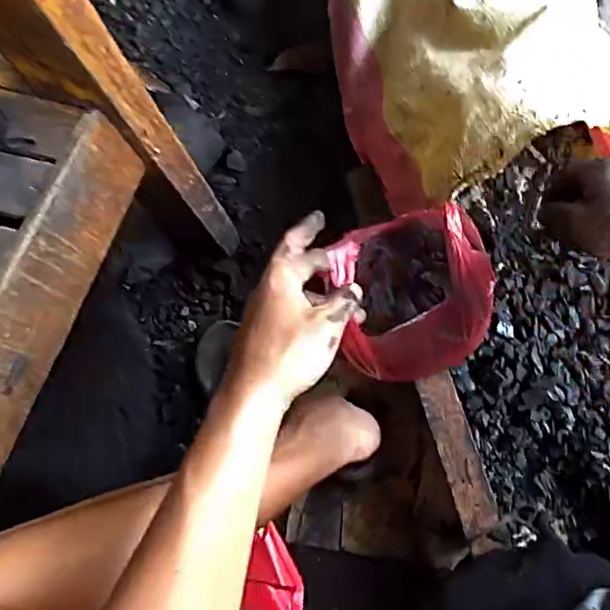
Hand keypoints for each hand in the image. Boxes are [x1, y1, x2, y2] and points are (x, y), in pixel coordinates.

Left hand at [227, 212, 362, 403]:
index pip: (298, 244)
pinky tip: (328, 322)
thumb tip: (354, 289)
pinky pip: (292, 307)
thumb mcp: (328, 323)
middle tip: (335, 253)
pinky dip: (312, 306)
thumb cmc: (291, 352)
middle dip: (316, 257)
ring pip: (295, 289)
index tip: (320, 218)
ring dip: (320, 289)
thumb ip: (344, 301)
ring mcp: (263, 310)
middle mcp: (268, 288)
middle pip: (294, 263)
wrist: (255, 391)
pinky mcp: (265, 331)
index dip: (311, 229)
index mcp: (281, 277)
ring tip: (347, 300)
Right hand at [538, 158, 609, 261]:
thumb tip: (545, 210)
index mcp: (597, 167)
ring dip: (590, 201)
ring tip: (584, 221)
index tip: (546, 208)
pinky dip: (608, 205)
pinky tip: (607, 223)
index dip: (552, 191)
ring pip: (604, 187)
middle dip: (571, 196)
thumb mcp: (574, 223)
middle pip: (586, 178)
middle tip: (562, 215)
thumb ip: (553, 213)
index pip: (565, 173)